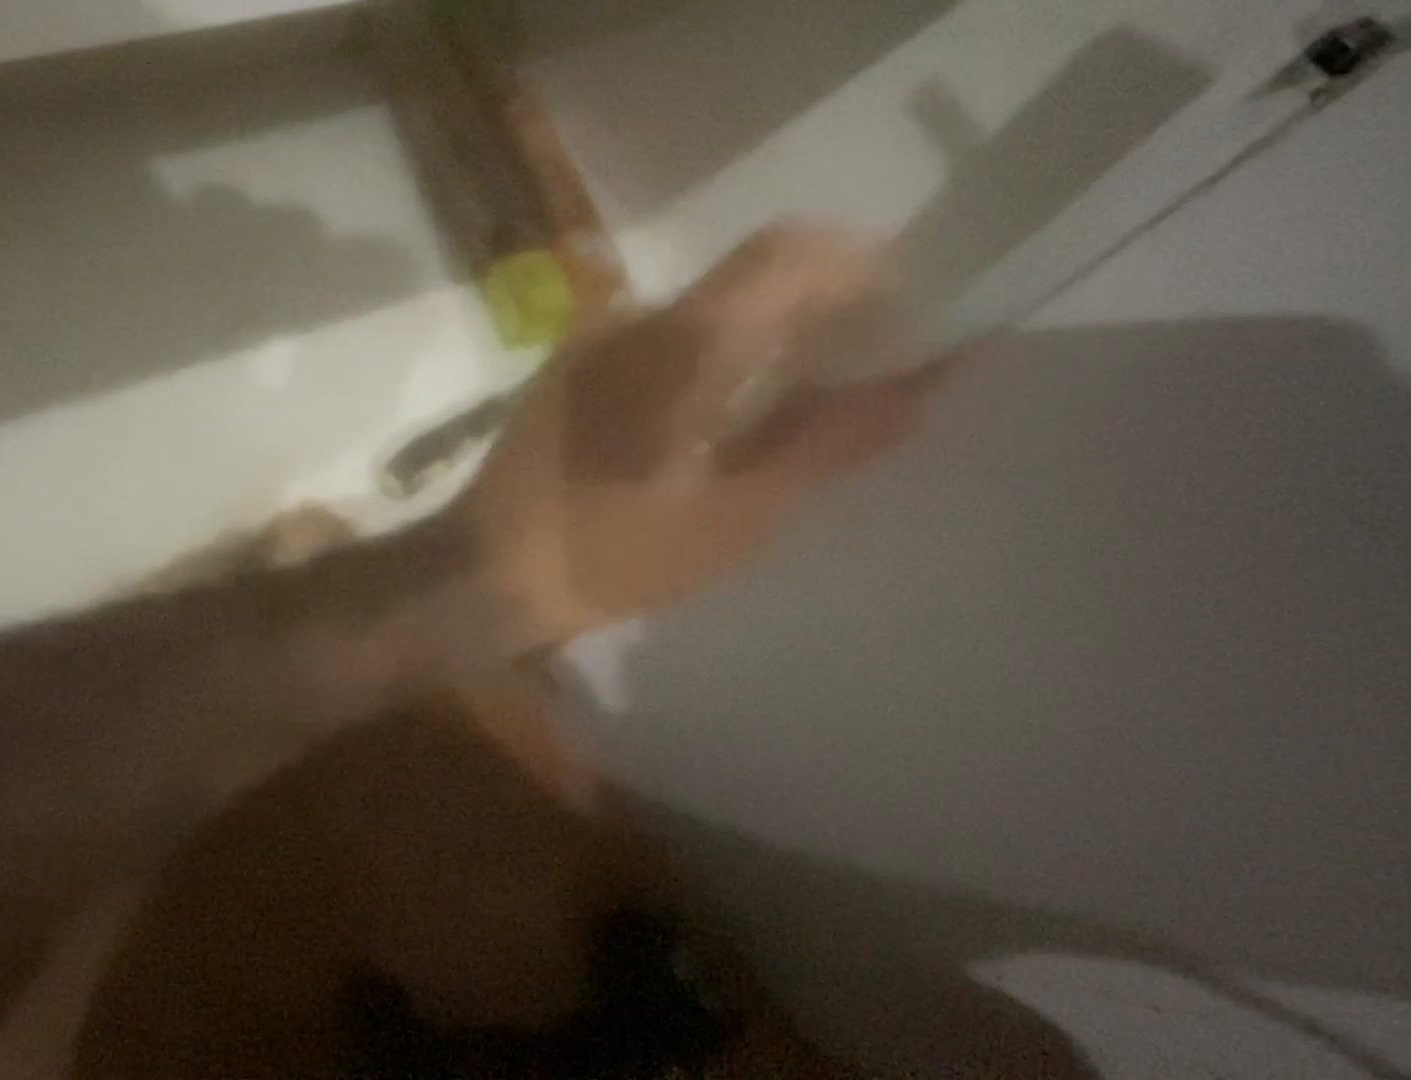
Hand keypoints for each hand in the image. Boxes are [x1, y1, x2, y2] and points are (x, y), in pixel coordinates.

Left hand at [456, 224, 951, 641]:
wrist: (485, 573)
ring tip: (794, 407)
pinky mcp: (570, 370)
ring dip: (762, 339)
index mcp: (683, 341)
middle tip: (858, 376)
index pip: (789, 251)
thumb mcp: (735, 516)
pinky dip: (711, 361)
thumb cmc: (612, 554)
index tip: (898, 323)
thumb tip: (925, 382)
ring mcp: (595, 341)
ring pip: (705, 311)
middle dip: (818, 309)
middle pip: (748, 278)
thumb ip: (829, 441)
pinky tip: (716, 423)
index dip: (859, 269)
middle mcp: (635, 317)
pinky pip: (661, 341)